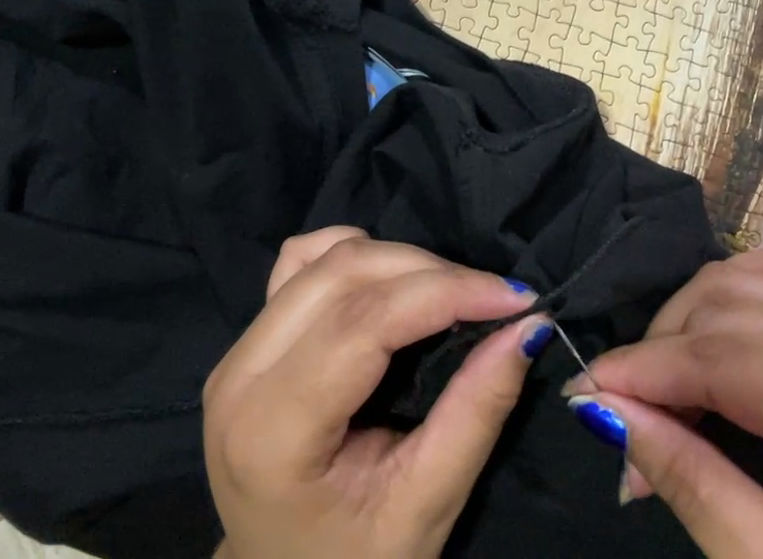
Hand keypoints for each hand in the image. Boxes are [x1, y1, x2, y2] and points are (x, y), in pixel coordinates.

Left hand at [203, 226, 550, 558]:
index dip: (446, 292)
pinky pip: (296, 265)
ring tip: (452, 294)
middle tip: (493, 298)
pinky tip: (390, 284)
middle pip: (341, 274)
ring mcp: (235, 352)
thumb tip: (527, 328)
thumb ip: (474, 412)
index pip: (364, 322)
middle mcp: (240, 375)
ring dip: (397, 260)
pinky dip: (351, 256)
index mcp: (272, 429)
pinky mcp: (246, 341)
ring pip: (320, 258)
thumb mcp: (426, 506)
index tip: (516, 296)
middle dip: (430, 270)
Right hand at [563, 245, 762, 558]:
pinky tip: (717, 356)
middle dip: (662, 353)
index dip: (645, 369)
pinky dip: (732, 306)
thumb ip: (697, 486)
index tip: (579, 396)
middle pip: (736, 304)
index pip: (732, 354)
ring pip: (752, 281)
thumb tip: (605, 408)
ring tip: (667, 397)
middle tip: (625, 425)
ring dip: (691, 326)